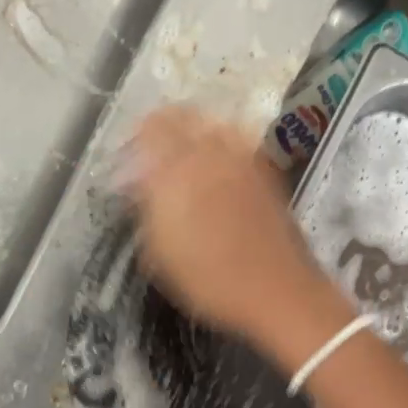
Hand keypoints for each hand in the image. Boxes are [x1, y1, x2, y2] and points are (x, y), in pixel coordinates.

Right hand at [122, 107, 345, 351]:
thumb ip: (146, 207)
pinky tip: (219, 173)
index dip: (136, 137)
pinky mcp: (268, 172)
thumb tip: (135, 180)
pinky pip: (239, 145)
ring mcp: (245, 157)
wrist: (278, 291)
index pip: (151, 127)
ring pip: (214, 125)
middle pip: (185, 117)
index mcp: (178, 168)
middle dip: (166, 128)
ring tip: (187, 158)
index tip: (129, 156)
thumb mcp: (161, 254)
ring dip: (196, 134)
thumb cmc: (210, 282)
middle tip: (154, 152)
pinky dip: (223, 150)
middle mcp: (213, 151)